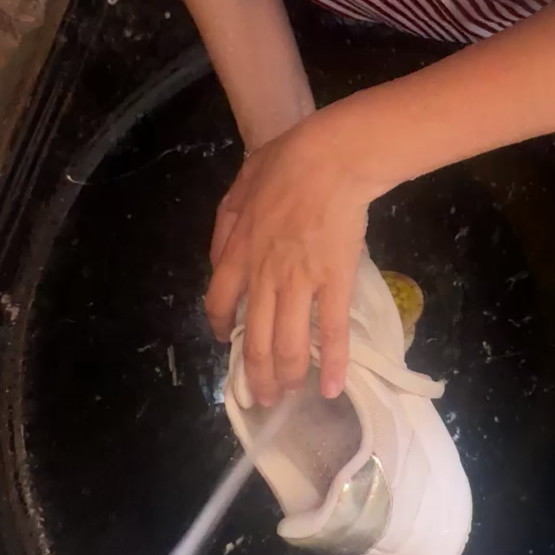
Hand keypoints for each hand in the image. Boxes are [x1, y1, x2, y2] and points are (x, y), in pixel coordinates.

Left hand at [205, 112, 384, 404]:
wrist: (333, 157)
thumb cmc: (290, 160)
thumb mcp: (242, 182)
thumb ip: (227, 220)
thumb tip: (219, 251)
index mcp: (239, 250)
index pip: (220, 303)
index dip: (222, 328)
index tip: (228, 342)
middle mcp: (264, 276)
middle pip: (254, 339)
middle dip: (254, 376)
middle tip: (260, 397)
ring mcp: (300, 282)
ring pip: (288, 345)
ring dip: (286, 378)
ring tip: (288, 396)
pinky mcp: (335, 282)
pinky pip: (331, 331)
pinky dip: (333, 364)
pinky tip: (332, 388)